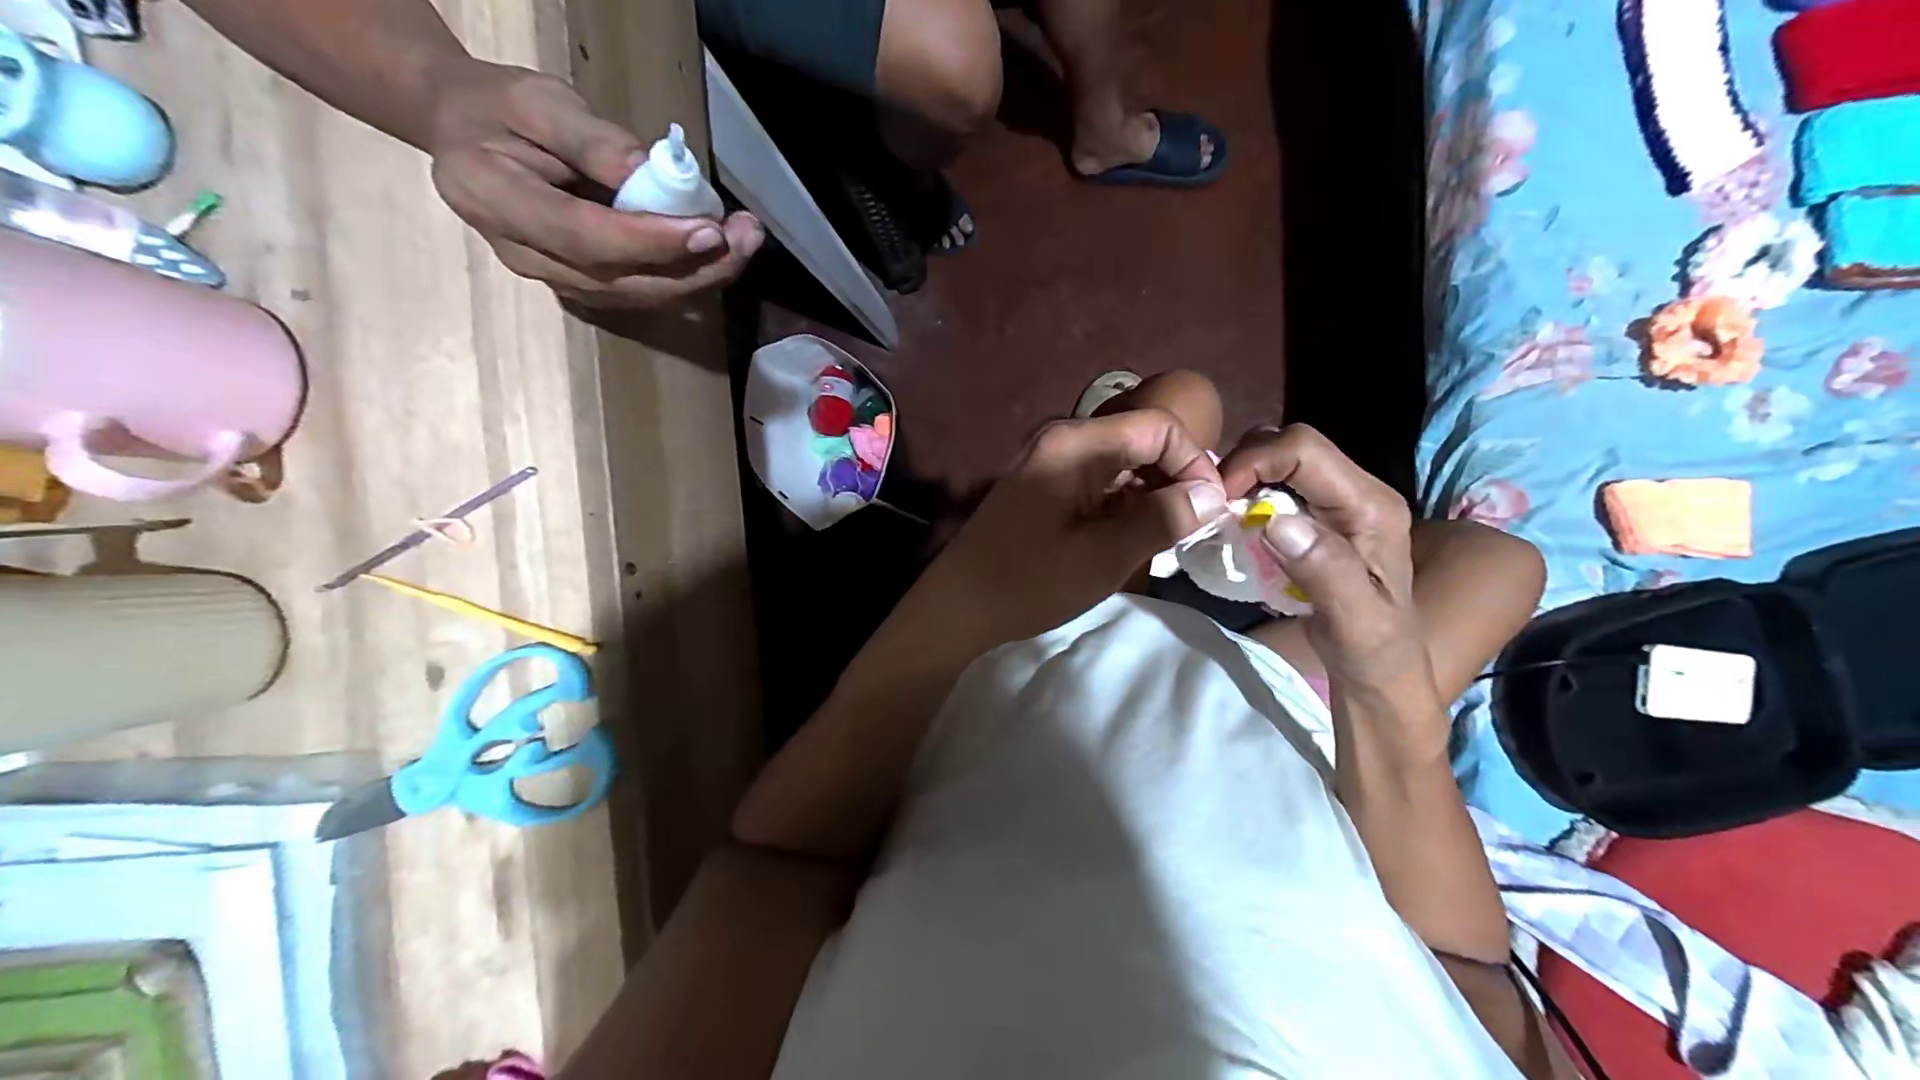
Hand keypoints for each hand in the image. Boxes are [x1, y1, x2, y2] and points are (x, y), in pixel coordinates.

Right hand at [424, 60, 763, 307]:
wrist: (465, 134)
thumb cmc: (498, 109)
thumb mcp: (538, 100)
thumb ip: (592, 141)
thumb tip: (650, 173)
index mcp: (493, 198)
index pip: (585, 237)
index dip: (651, 241)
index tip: (709, 230)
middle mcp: (524, 255)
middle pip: (622, 281)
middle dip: (694, 266)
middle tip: (747, 238)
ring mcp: (554, 280)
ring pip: (638, 295)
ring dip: (700, 276)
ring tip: (745, 242)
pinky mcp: (582, 287)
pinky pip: (641, 292)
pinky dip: (686, 277)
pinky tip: (720, 252)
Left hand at [911, 408, 1226, 654]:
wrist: (957, 608)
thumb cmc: (1029, 581)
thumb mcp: (1104, 556)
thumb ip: (1162, 519)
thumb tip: (1212, 494)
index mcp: (1076, 444)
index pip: (1159, 427)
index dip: (1194, 462)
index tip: (1211, 508)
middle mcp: (1063, 441)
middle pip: (1140, 442)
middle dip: (1175, 480)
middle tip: (1193, 528)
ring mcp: (1050, 464)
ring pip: (1122, 466)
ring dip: (1151, 497)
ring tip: (1167, 539)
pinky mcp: (1044, 489)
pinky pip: (1099, 484)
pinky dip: (1124, 507)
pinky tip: (1133, 540)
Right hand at [1217, 425, 1432, 700]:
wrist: (1381, 674)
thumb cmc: (1370, 652)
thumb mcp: (1355, 623)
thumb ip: (1325, 571)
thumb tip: (1275, 521)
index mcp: (1371, 507)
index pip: (1305, 449)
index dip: (1254, 460)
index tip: (1219, 499)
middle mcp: (1359, 492)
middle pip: (1292, 443)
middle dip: (1244, 463)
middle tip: (1214, 504)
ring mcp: (1339, 502)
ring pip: (1281, 457)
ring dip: (1244, 475)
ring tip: (1222, 512)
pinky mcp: (1320, 515)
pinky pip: (1277, 482)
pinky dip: (1247, 491)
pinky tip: (1236, 523)